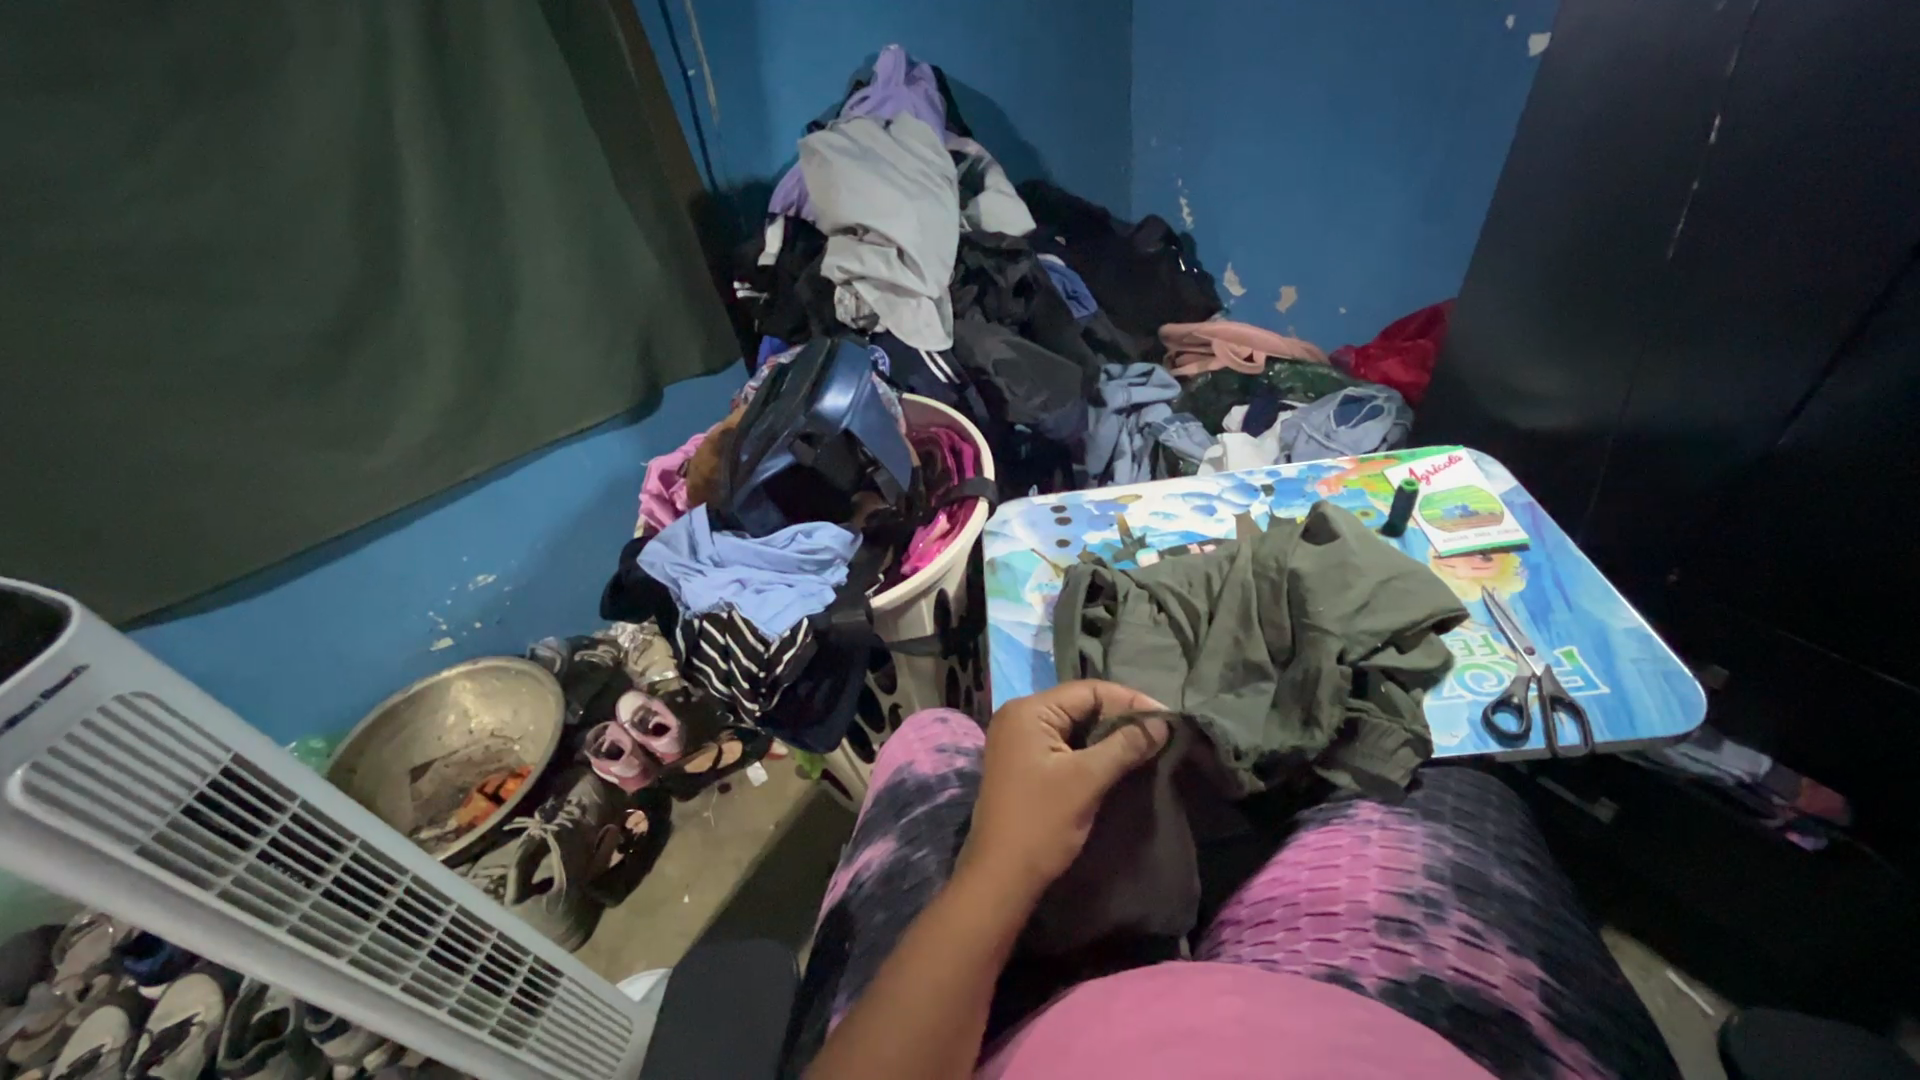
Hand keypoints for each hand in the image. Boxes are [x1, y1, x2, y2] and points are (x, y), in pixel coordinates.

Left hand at [958, 680, 1169, 902]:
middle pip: (1080, 705)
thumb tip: (1162, 723)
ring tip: (1146, 745)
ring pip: (1074, 725)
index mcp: (1028, 711)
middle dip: (1121, 717)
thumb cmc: (1041, 823)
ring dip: (1108, 735)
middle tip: (1160, 733)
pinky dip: (1091, 750)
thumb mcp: (1087, 779)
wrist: (1001, 877)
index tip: (1168, 720)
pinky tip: (1117, 760)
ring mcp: (1017, 740)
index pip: (1088, 690)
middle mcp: (1018, 716)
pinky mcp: (1022, 762)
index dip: (1130, 701)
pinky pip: (1064, 744)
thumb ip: (1125, 746)